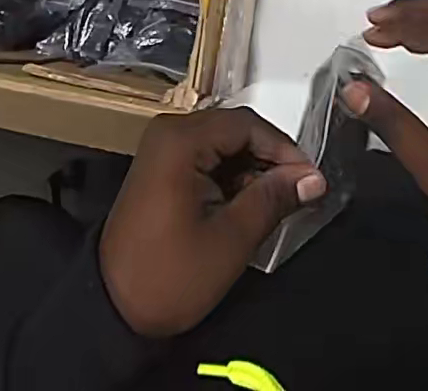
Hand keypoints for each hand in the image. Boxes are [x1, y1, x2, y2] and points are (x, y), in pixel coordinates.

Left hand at [101, 107, 326, 337]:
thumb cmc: (170, 274)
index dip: (283, 149)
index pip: (246, 124)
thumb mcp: (230, 239)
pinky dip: (232, 173)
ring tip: (276, 203)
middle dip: (269, 158)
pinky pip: (208, 153)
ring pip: (224, 141)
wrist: (114, 303)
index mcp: (181, 139)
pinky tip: (247, 202)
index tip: (311, 180)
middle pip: (234, 127)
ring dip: (252, 167)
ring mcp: (164, 145)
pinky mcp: (164, 162)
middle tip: (299, 193)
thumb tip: (313, 178)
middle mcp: (170, 130)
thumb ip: (273, 199)